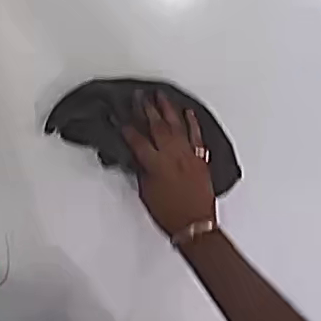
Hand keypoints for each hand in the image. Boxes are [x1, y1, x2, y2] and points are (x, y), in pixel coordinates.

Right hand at [123, 93, 215, 239]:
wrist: (196, 225)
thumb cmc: (169, 214)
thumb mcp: (146, 192)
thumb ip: (142, 170)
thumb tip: (138, 157)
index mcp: (155, 165)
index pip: (137, 140)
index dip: (127, 127)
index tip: (120, 117)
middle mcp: (172, 156)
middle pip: (157, 126)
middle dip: (146, 108)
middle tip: (139, 96)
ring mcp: (187, 154)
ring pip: (176, 125)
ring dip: (167, 108)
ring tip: (160, 95)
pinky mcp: (200, 158)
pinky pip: (196, 135)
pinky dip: (192, 122)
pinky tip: (188, 111)